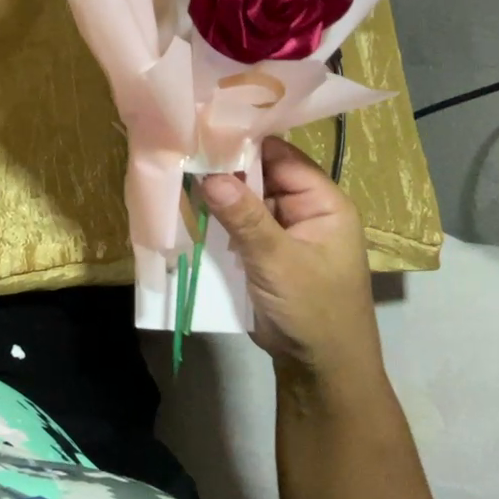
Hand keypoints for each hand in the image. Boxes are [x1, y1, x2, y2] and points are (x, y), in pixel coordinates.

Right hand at [200, 136, 381, 379]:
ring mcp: (280, 232)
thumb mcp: (278, 260)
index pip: (283, 158)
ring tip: (174, 177)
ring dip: (215, 195)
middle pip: (259, 176)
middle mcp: (303, 212)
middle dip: (224, 169)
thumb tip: (209, 176)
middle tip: (180, 155)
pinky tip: (184, 210)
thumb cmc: (314, 309)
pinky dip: (213, 218)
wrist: (318, 366)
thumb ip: (245, 218)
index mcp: (324, 205)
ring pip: (243, 200)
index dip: (246, 145)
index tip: (203, 133)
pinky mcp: (259, 252)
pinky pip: (234, 224)